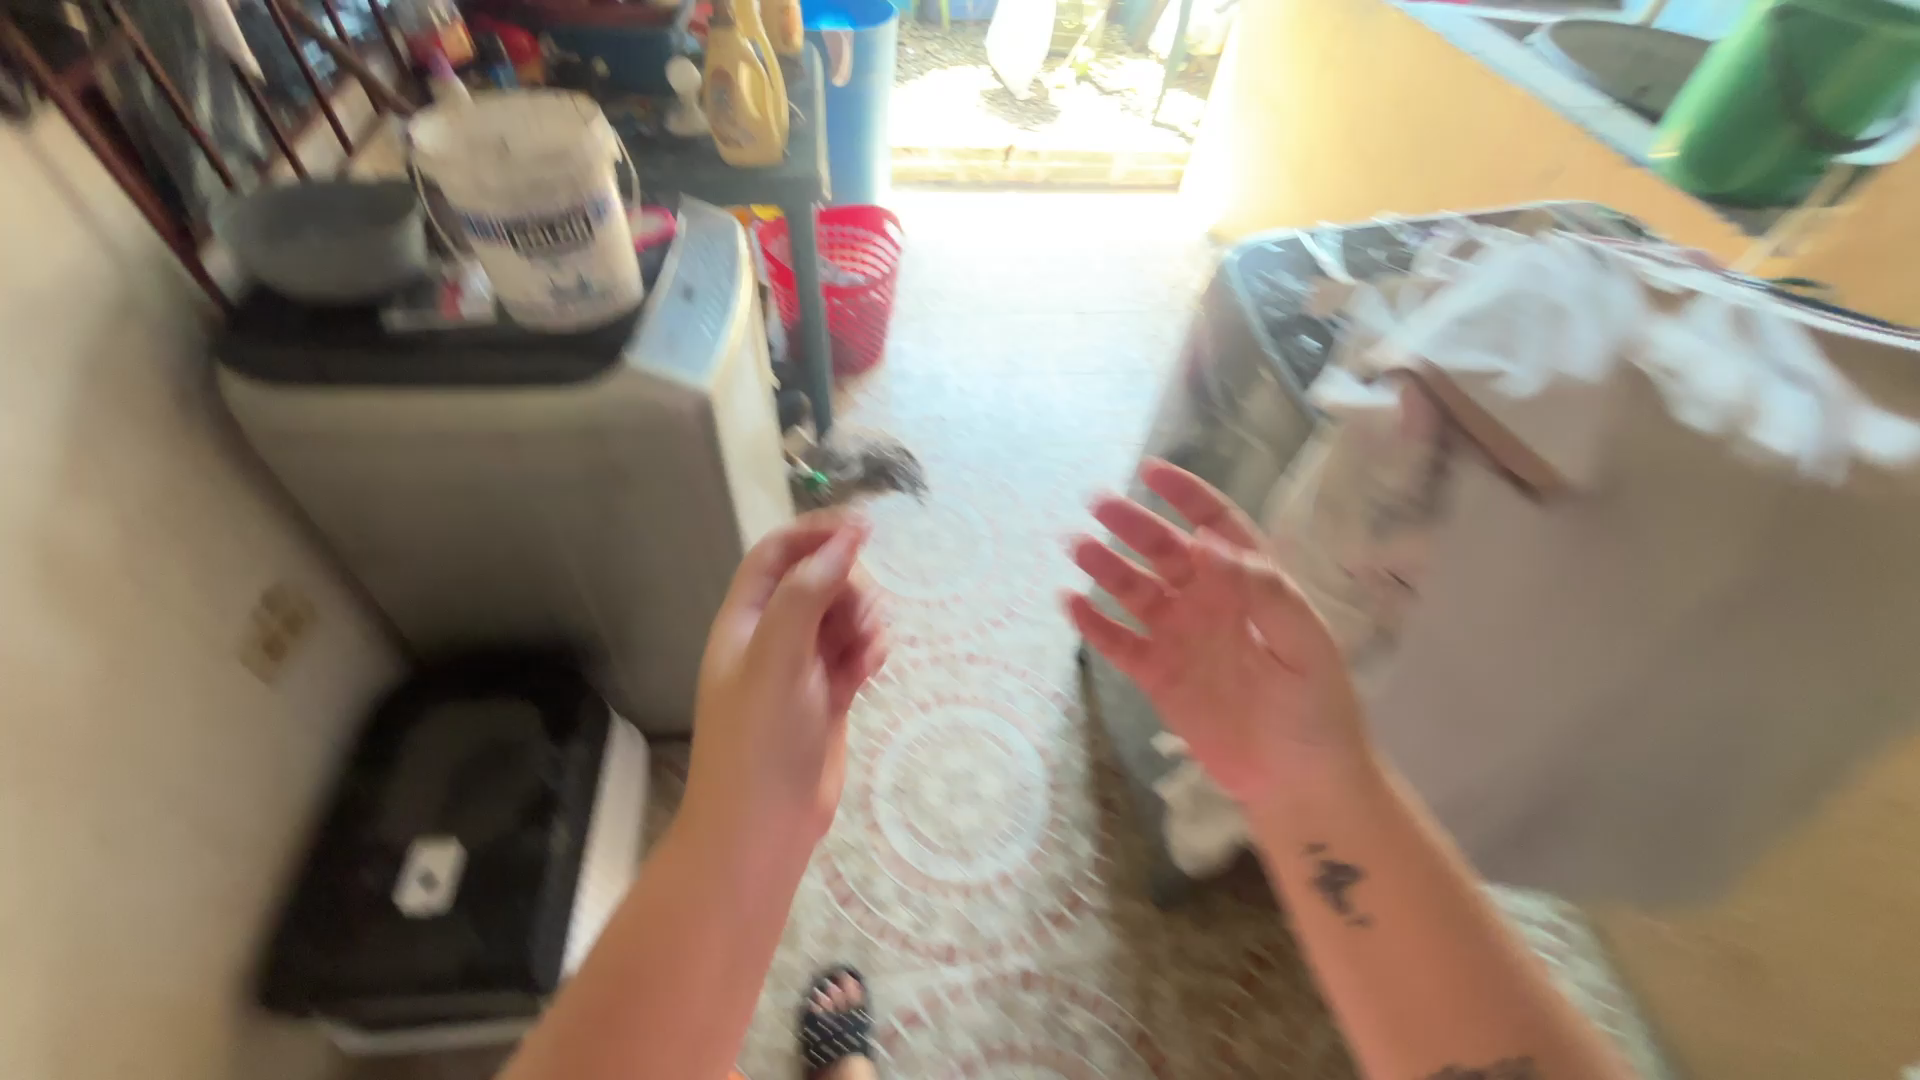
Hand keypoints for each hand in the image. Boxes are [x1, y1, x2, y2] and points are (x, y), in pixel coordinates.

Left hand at [683, 511, 889, 853]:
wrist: (764, 825)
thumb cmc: (760, 738)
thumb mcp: (778, 656)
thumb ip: (809, 592)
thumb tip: (848, 537)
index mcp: (746, 620)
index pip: (778, 554)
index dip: (816, 534)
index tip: (865, 528)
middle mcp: (773, 636)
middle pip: (819, 581)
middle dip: (849, 589)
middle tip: (860, 619)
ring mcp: (803, 667)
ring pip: (844, 617)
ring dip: (864, 622)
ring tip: (866, 653)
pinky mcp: (829, 694)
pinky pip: (856, 652)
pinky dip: (869, 652)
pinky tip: (869, 671)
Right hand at [1066, 461, 1373, 811]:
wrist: (1299, 783)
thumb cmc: (1316, 710)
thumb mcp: (1305, 644)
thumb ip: (1262, 590)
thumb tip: (1207, 541)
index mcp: (1249, 587)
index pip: (1216, 526)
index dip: (1187, 496)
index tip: (1152, 471)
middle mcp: (1208, 604)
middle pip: (1164, 553)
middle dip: (1133, 526)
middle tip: (1098, 504)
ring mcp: (1179, 639)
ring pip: (1134, 591)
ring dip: (1106, 568)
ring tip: (1078, 547)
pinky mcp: (1156, 677)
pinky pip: (1118, 643)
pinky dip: (1093, 625)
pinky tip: (1069, 604)